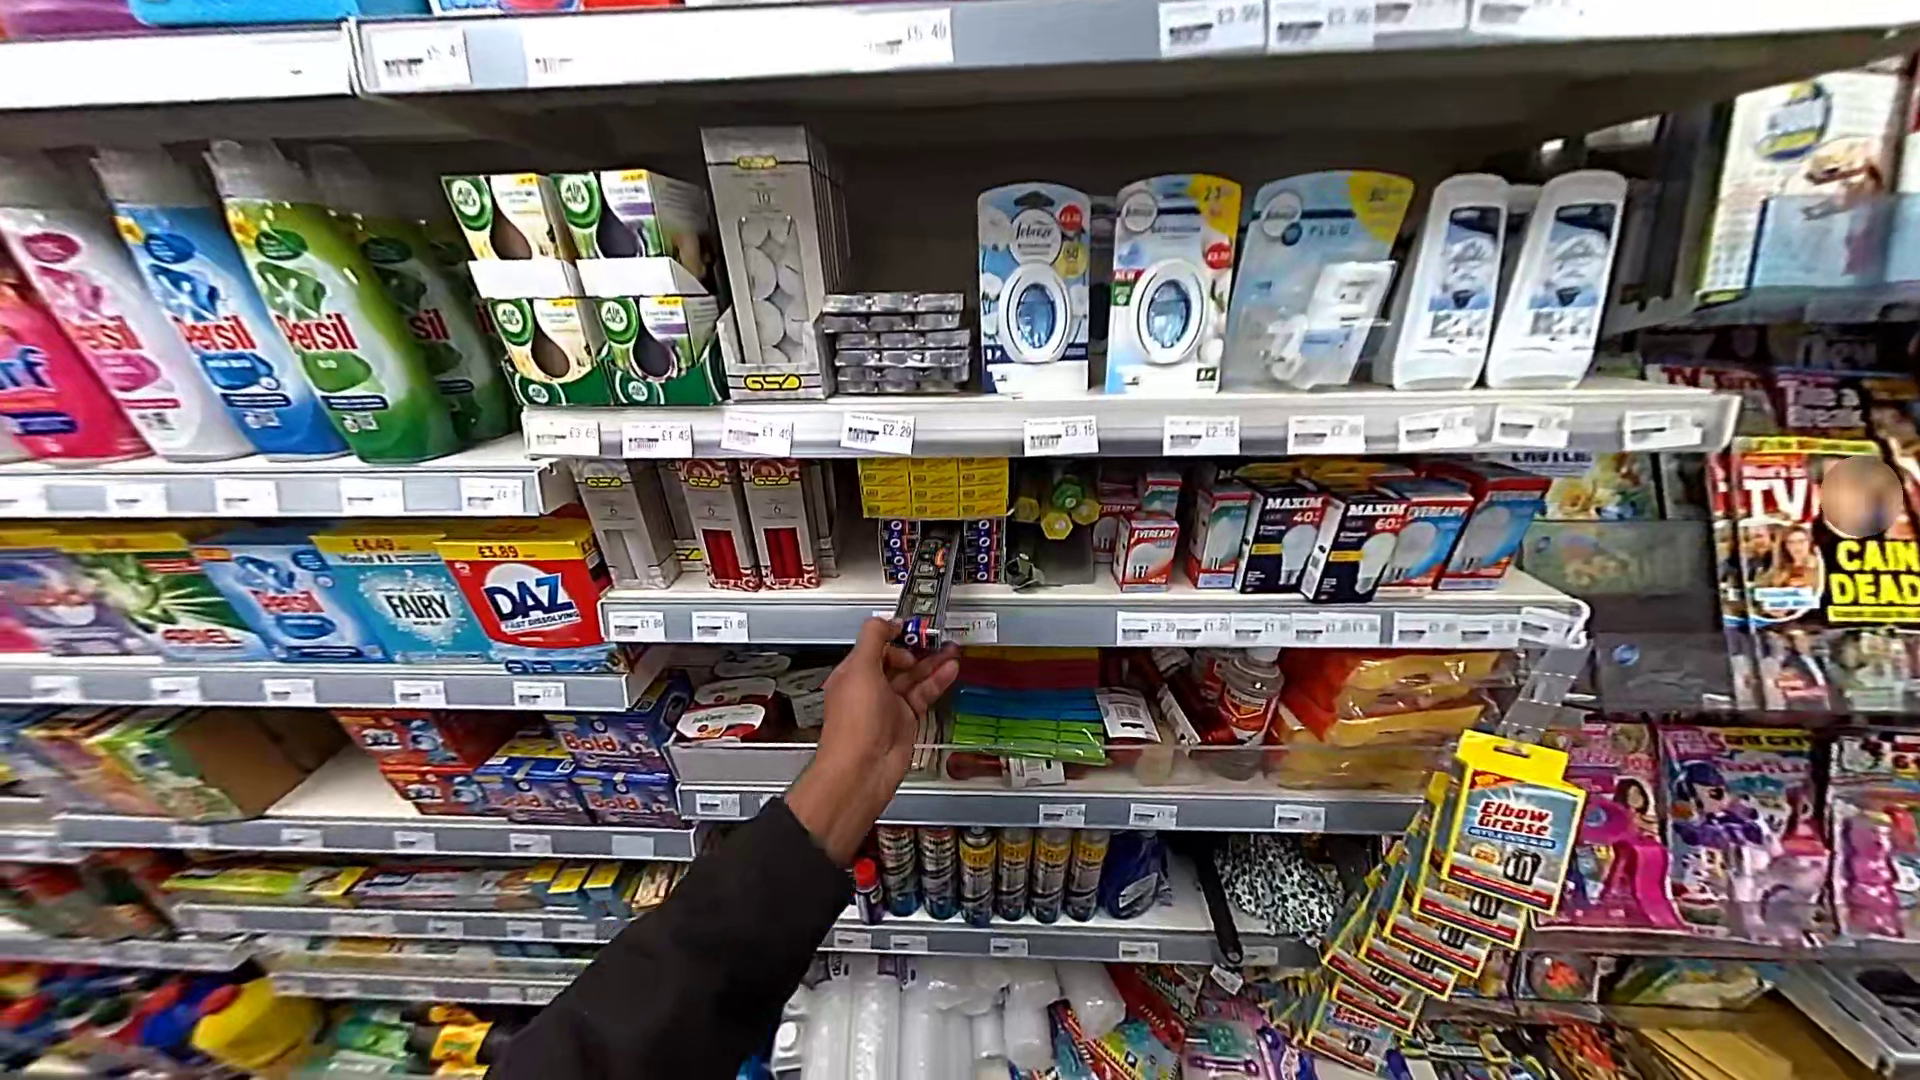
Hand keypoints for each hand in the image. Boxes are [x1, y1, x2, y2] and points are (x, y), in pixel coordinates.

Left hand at [785, 618, 960, 863]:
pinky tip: (950, 669)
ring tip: (951, 649)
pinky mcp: (906, 720)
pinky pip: (924, 694)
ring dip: (933, 661)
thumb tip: (885, 621)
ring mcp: (889, 705)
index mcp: (853, 673)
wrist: (863, 770)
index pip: (874, 644)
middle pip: (897, 659)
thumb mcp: (860, 669)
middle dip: (917, 647)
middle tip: (936, 637)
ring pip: (915, 676)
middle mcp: (869, 688)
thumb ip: (873, 640)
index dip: (894, 633)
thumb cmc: (854, 726)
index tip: (912, 626)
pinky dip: (938, 680)